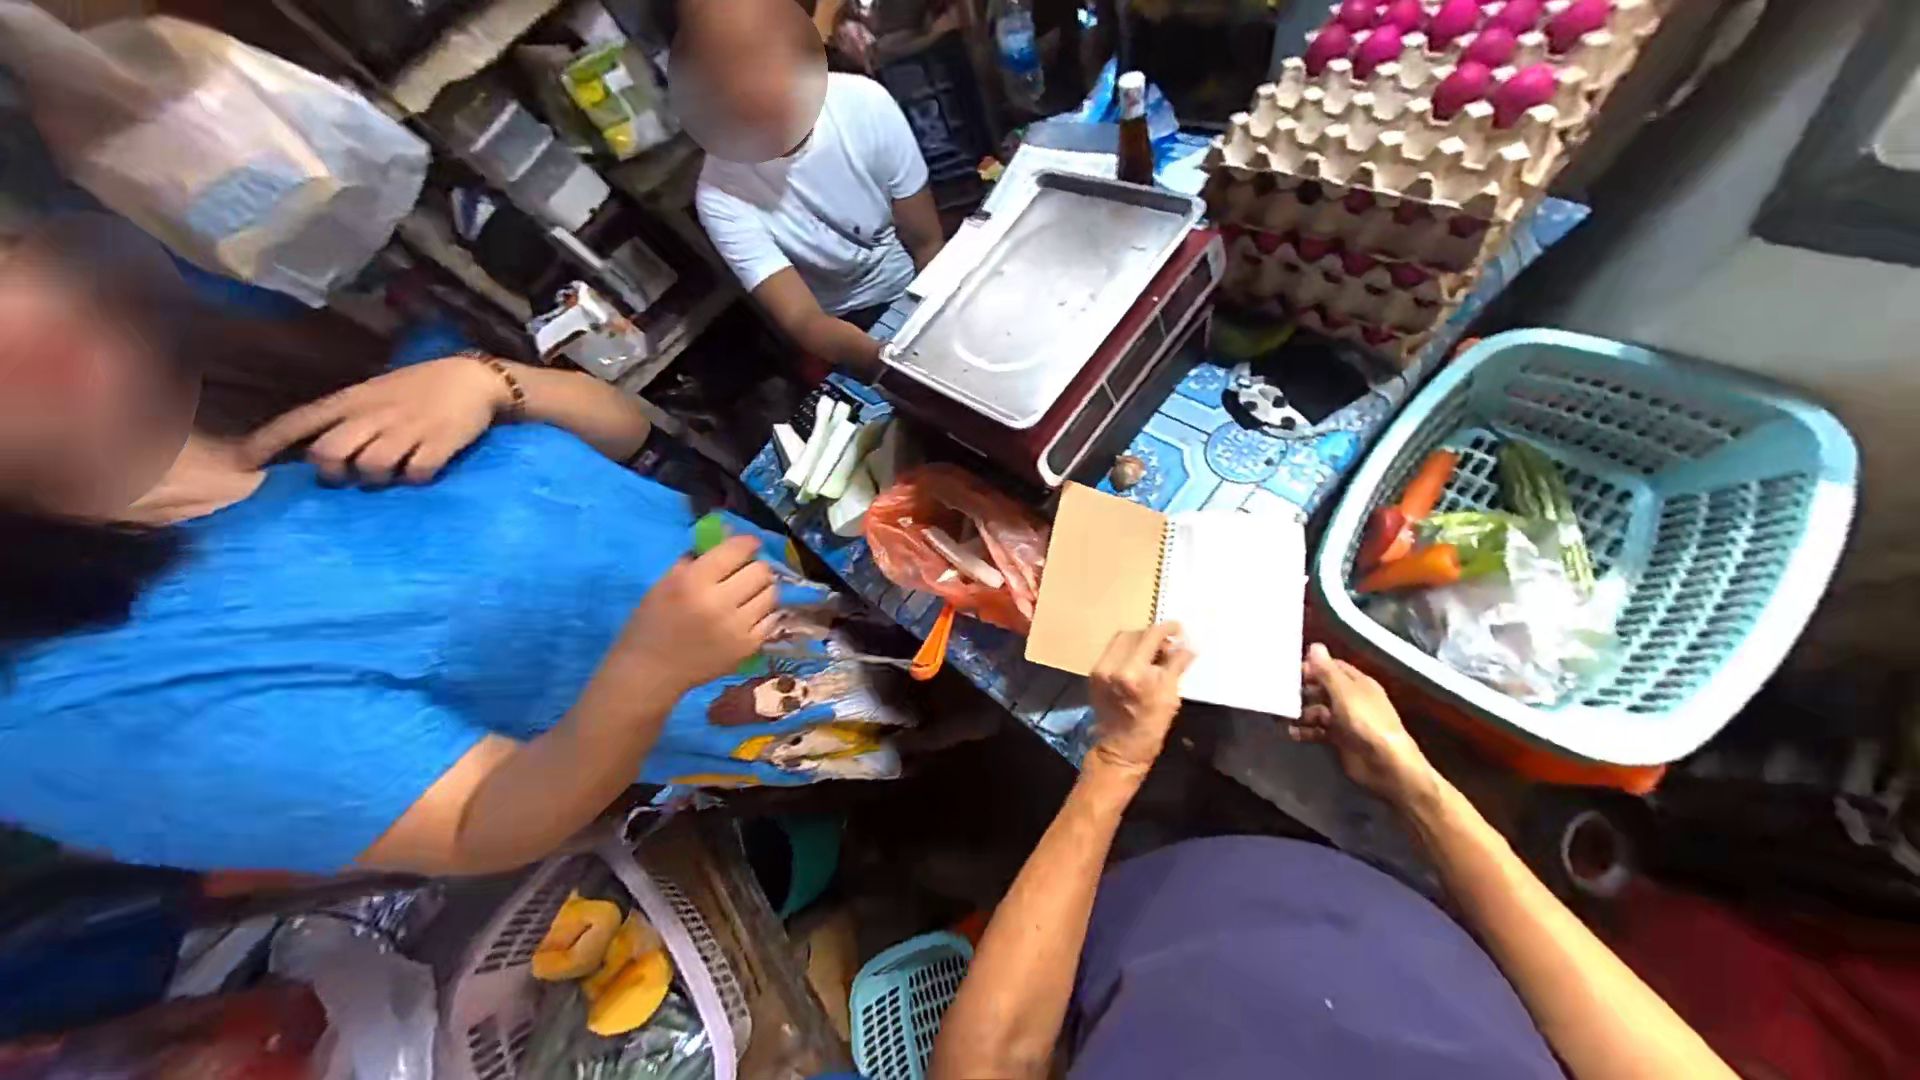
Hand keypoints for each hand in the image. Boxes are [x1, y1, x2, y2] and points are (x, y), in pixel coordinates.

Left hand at [242, 355, 511, 483]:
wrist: (473, 379)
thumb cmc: (422, 385)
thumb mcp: (375, 391)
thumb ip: (351, 414)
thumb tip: (325, 445)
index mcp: (351, 400)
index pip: (297, 422)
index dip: (267, 444)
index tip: (245, 464)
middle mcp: (372, 416)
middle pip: (330, 453)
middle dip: (333, 471)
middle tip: (347, 476)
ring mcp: (407, 431)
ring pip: (372, 467)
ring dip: (376, 478)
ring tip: (390, 474)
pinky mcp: (440, 443)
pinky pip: (417, 472)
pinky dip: (415, 478)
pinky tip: (421, 473)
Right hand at [610, 535, 778, 693]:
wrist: (651, 672)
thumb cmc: (653, 623)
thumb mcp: (666, 582)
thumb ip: (697, 559)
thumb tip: (728, 538)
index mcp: (694, 582)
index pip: (738, 550)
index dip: (747, 543)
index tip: (747, 545)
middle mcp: (720, 603)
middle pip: (761, 571)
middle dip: (755, 567)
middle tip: (746, 572)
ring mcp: (738, 628)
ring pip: (772, 594)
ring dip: (763, 589)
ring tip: (749, 593)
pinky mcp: (749, 647)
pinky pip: (772, 619)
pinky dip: (764, 613)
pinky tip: (750, 614)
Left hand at [1087, 623, 1194, 778]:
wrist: (1121, 748)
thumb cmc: (1151, 725)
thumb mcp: (1170, 694)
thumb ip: (1176, 665)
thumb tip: (1187, 647)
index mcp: (1131, 672)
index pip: (1149, 637)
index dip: (1166, 629)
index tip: (1178, 628)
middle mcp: (1110, 666)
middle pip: (1132, 634)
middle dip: (1151, 635)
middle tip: (1167, 644)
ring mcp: (1099, 669)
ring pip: (1120, 641)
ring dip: (1138, 641)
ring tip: (1154, 653)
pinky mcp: (1093, 674)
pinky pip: (1111, 652)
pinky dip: (1127, 651)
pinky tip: (1139, 661)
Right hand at [1292, 643, 1436, 805]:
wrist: (1386, 765)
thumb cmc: (1366, 722)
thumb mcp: (1344, 692)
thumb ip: (1326, 670)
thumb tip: (1314, 645)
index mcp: (1357, 684)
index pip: (1331, 667)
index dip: (1312, 667)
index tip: (1288, 669)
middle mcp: (1350, 699)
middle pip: (1321, 688)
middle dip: (1301, 691)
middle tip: (1279, 693)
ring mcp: (1344, 720)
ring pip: (1316, 710)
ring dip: (1299, 713)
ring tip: (1281, 716)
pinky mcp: (1339, 739)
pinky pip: (1316, 730)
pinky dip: (1304, 731)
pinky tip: (1292, 733)